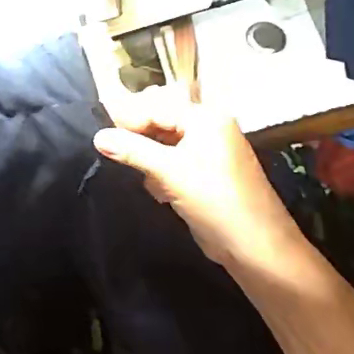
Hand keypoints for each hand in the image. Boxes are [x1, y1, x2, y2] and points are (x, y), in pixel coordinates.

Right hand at [92, 89, 306, 270]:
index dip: (125, 120)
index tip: (98, 135)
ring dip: (146, 158)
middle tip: (115, 153)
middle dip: (136, 138)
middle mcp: (206, 127)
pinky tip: (158, 190)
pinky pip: (169, 160)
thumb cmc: (216, 201)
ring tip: (144, 177)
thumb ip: (131, 150)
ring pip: (160, 142)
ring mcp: (205, 150)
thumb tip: (97, 136)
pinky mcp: (201, 172)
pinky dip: (158, 172)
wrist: (255, 246)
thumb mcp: (169, 172)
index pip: (154, 107)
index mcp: (205, 118)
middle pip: (157, 120)